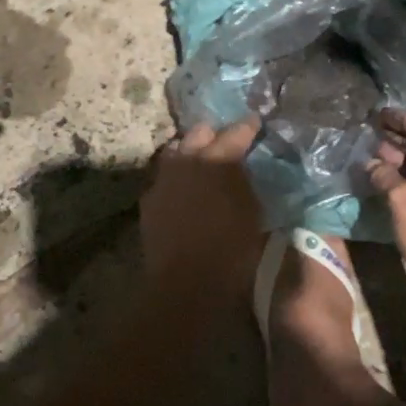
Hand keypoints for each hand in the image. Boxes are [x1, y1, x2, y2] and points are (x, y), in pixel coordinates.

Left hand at [140, 120, 264, 300]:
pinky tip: (182, 188)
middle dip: (214, 134)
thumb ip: (247, 183)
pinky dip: (175, 176)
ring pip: (176, 150)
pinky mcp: (149, 198)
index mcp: (219, 160)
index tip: (256, 122)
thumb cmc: (231, 250)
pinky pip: (163, 176)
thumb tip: (245, 170)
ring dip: (189, 151)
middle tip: (226, 142)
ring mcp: (164, 178)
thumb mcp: (253, 212)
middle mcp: (189, 160)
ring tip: (200, 160)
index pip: (236, 132)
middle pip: (200, 133)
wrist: (185, 283)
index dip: (248, 126)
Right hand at [365, 110, 405, 292]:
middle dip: (399, 139)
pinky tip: (383, 183)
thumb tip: (371, 163)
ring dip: (399, 161)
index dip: (404, 119)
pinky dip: (404, 180)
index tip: (380, 115)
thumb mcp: (403, 200)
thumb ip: (385, 177)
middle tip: (372, 133)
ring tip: (372, 156)